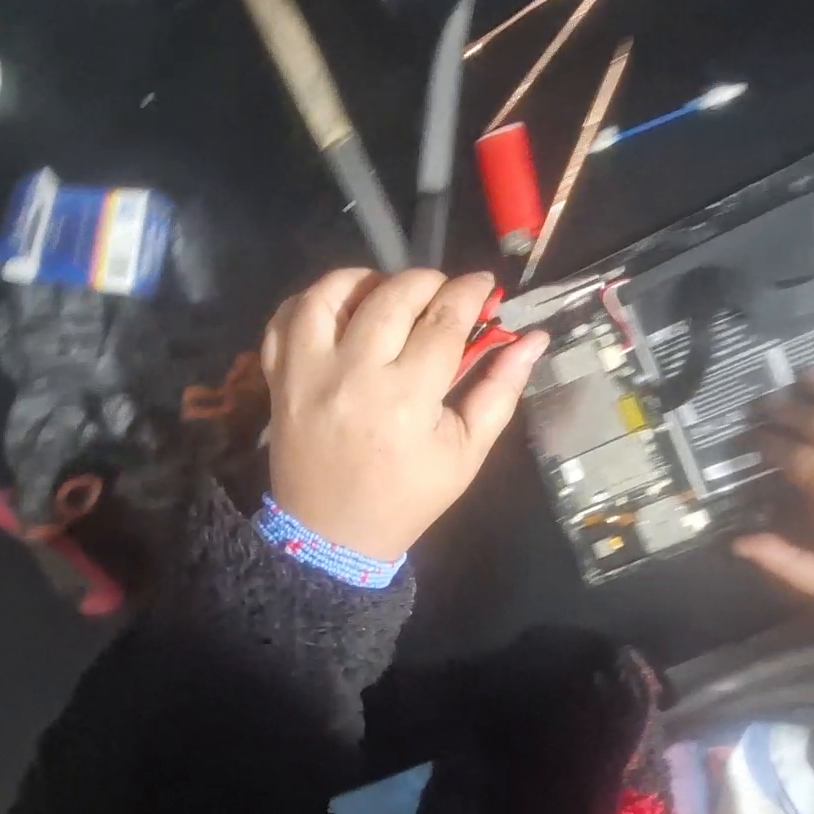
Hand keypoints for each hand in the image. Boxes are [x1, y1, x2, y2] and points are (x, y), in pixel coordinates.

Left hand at [261, 268, 547, 561]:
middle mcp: (353, 375)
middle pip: (392, 296)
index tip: (483, 285)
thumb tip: (533, 339)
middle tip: (443, 294)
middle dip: (427, 282)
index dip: (469, 293)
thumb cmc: (410, 496)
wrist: (334, 534)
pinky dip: (315, 300)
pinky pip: (287, 316)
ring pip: (332, 293)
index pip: (443, 321)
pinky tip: (342, 310)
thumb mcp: (467, 452)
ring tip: (388, 294)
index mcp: (407, 400)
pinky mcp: (279, 377)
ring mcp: (307, 373)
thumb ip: (500, 391)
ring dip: (366, 279)